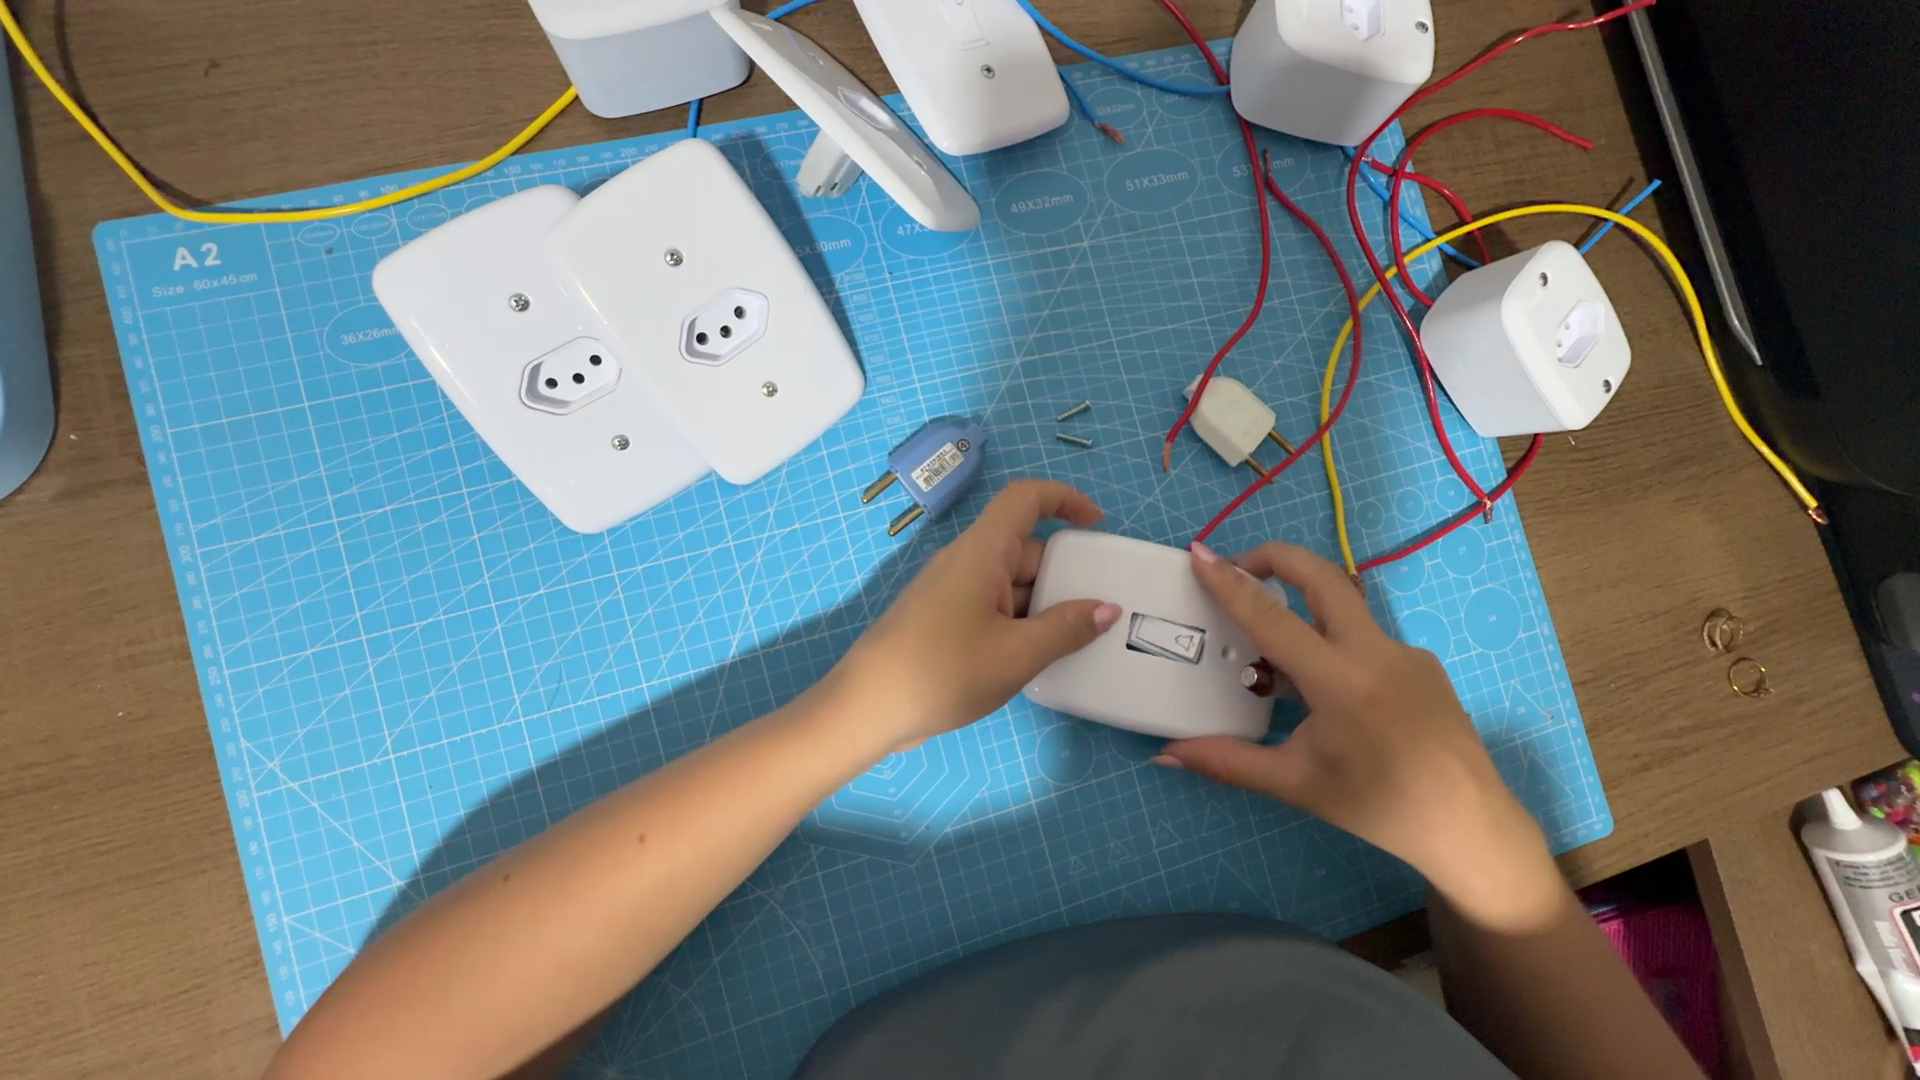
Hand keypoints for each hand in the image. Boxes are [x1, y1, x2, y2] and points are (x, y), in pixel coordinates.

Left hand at [839, 480, 1122, 749]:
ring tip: (1079, 639)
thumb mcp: (1016, 654)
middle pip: (1024, 548)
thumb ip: (1066, 629)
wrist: (867, 708)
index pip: (1024, 499)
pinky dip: (1020, 622)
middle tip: (1101, 608)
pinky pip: (991, 607)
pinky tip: (1037, 657)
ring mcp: (950, 592)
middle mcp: (965, 563)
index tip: (1097, 525)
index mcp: (981, 552)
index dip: (1064, 499)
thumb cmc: (943, 671)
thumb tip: (1107, 608)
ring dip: (1043, 604)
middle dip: (1064, 572)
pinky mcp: (942, 620)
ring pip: (1009, 583)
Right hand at [1153, 542, 1563, 928]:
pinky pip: (1364, 637)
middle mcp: (1376, 652)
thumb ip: (1228, 762)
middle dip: (1275, 557)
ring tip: (1270, 645)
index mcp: (1341, 682)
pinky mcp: (1422, 662)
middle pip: (1322, 577)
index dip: (1230, 583)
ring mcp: (1405, 652)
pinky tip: (1321, 688)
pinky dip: (1331, 643)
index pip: (1272, 617)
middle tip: (1235, 566)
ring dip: (1301, 604)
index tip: (1199, 553)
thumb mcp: (1296, 784)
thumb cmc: (1377, 808)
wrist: (1472, 828)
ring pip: (1344, 606)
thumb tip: (1167, 754)